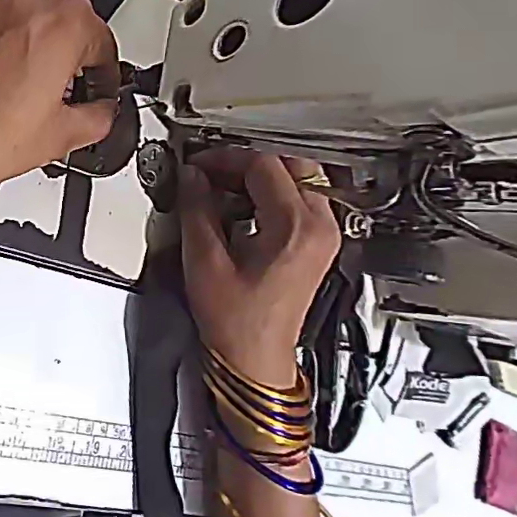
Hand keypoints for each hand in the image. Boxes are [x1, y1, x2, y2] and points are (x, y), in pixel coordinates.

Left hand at [0, 0, 118, 222]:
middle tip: (45, 93)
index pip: (100, 38)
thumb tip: (102, 109)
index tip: (95, 84)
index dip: (101, 70)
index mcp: (62, 22)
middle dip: (57, 55)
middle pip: (55, 22)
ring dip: (16, 44)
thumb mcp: (65, 136)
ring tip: (4, 89)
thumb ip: (101, 114)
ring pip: (13, 17)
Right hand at [178, 148, 339, 386]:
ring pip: (298, 178)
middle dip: (245, 162)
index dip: (225, 159)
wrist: (255, 357)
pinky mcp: (318, 244)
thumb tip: (192, 177)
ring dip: (258, 176)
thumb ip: (196, 209)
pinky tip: (241, 206)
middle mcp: (320, 228)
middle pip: (289, 164)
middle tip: (210, 172)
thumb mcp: (204, 260)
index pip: (263, 165)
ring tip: (222, 189)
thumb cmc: (236, 321)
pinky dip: (270, 193)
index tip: (198, 165)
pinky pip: (300, 199)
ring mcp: (324, 236)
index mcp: (296, 228)